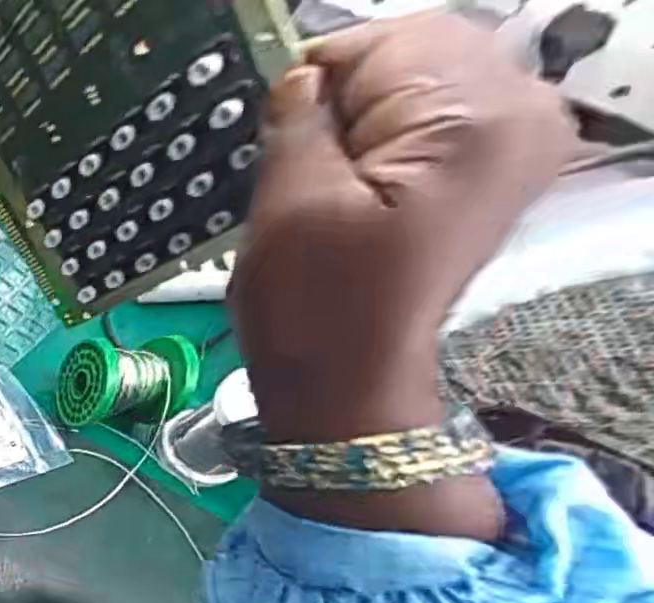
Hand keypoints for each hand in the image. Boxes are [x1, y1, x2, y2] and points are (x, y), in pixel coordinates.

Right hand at [230, 12, 577, 444]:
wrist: (344, 380)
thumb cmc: (310, 306)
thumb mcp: (286, 211)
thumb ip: (297, 128)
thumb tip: (297, 77)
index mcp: (474, 119)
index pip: (398, 41)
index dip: (320, 67)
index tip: (263, 115)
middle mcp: (522, 116)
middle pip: (423, 58)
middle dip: (342, 97)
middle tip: (283, 158)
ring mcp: (515, 148)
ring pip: (425, 92)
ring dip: (356, 124)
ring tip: (309, 182)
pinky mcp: (490, 177)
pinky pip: (433, 128)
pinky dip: (378, 144)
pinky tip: (342, 187)